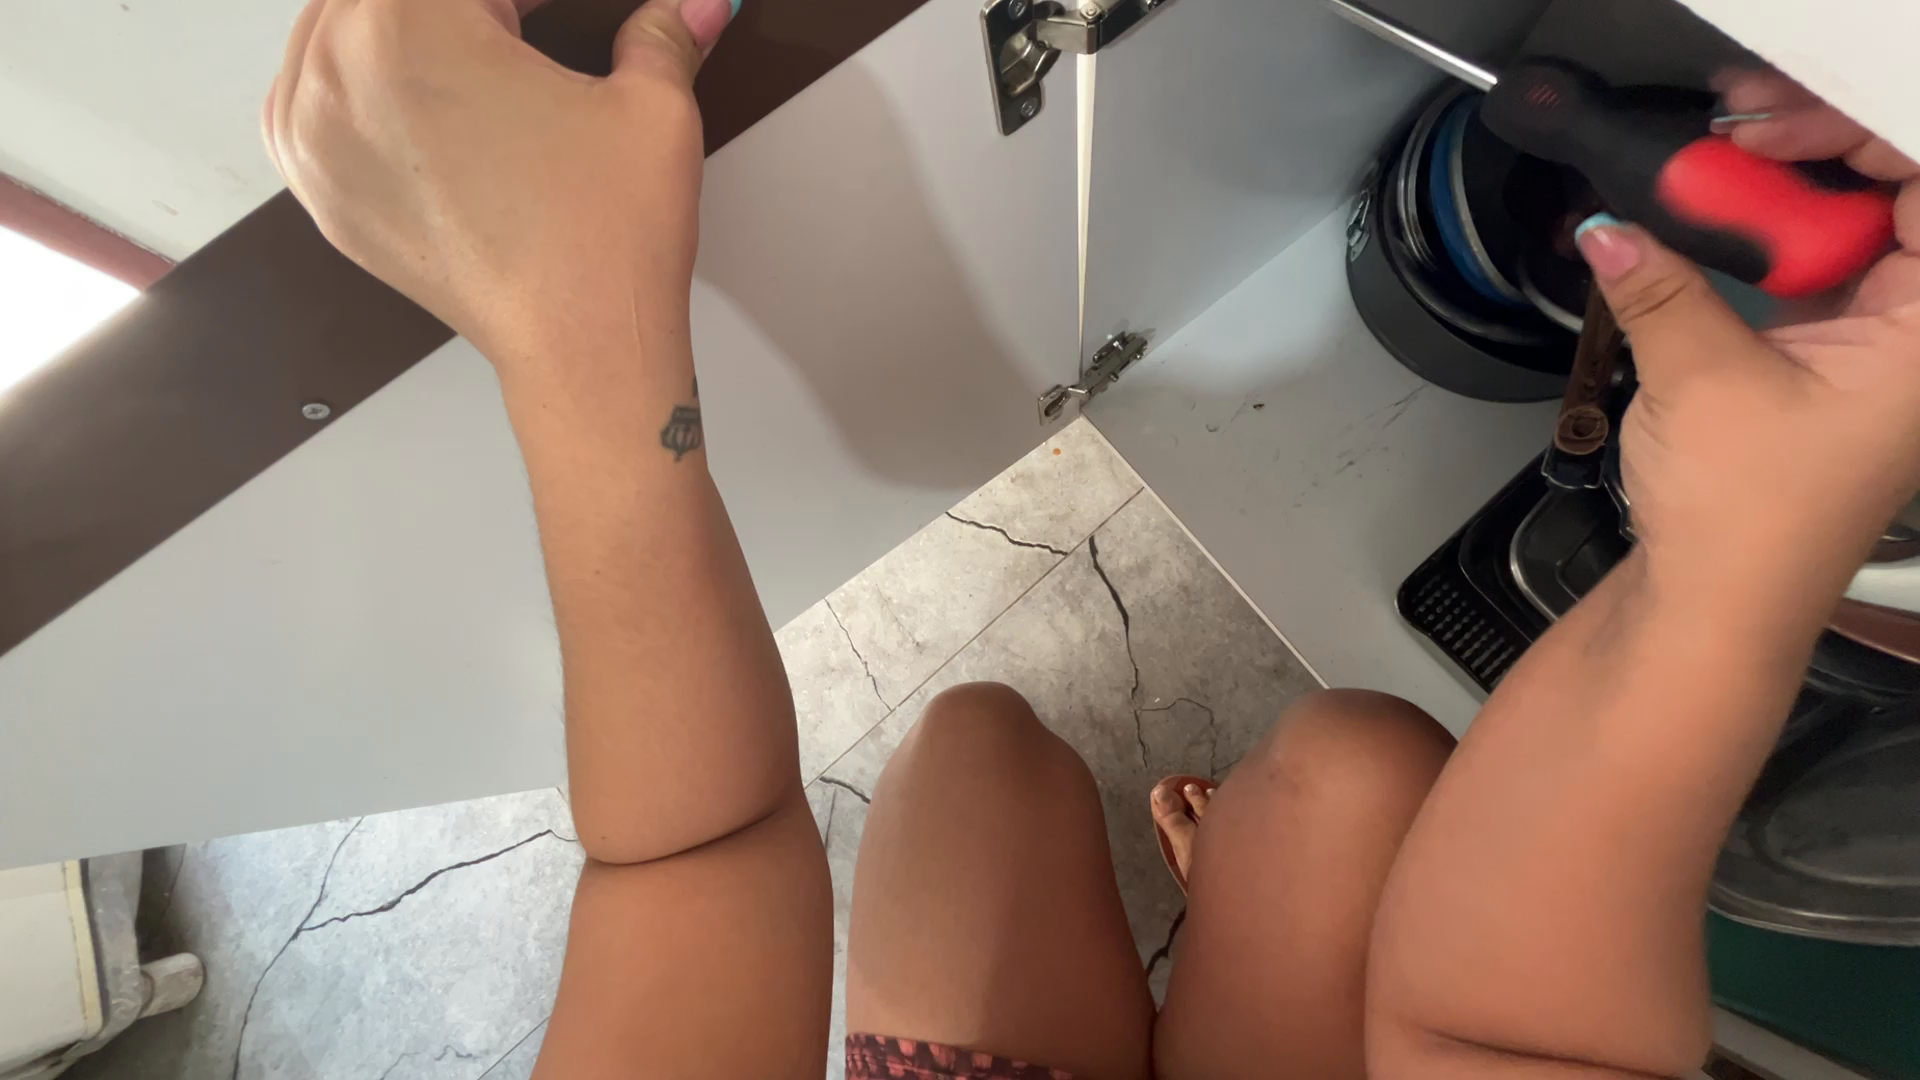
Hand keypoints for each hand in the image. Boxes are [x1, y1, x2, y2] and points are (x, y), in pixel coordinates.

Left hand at [261, 0, 735, 377]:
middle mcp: (335, 66)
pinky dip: (371, 94)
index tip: (556, 24)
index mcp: (411, 23)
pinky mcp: (324, 194)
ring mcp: (315, 136)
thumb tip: (696, 5)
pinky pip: (321, 102)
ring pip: (345, 32)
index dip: (534, 3)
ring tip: (486, 91)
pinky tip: (435, 124)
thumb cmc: (612, 245)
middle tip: (530, 55)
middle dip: (473, 15)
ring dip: (412, 40)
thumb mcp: (657, 118)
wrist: (587, 350)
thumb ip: (664, 37)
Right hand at [1578, 71, 1919, 596]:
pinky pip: (1811, 267)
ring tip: (1701, 180)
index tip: (1765, 121)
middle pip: (1899, 190)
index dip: (1859, 129)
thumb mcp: (1701, 383)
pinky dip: (1759, 244)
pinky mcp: (1827, 347)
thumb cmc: (1748, 508)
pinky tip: (1708, 233)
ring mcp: (1882, 329)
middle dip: (1815, 150)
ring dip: (1778, 197)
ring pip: (1852, 224)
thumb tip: (1609, 233)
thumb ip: (1660, 295)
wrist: (1718, 580)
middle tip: (1724, 136)